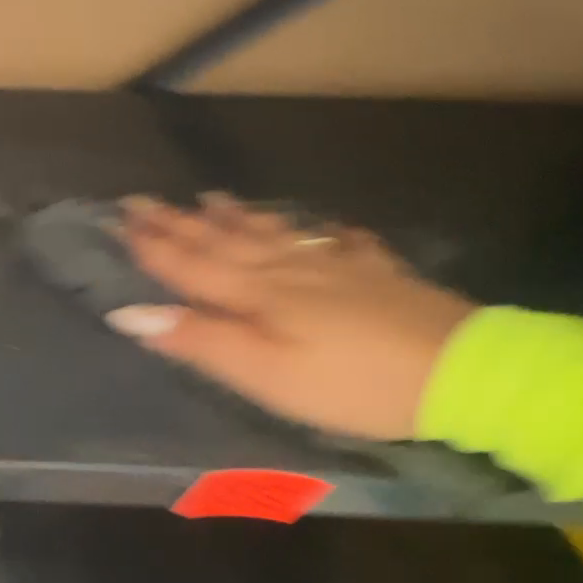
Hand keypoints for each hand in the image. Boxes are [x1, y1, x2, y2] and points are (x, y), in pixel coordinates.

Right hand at [107, 194, 478, 440]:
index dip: (151, 245)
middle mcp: (290, 270)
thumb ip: (198, 340)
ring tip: (212, 198)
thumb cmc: (350, 383)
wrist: (465, 372)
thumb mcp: (263, 372)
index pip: (190, 265)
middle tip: (144, 199)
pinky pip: (340, 242)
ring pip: (275, 234)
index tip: (117, 220)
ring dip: (238, 217)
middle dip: (180, 222)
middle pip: (225, 241)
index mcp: (256, 295)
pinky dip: (319, 231)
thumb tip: (129, 313)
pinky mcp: (379, 275)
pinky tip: (319, 226)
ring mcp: (338, 267)